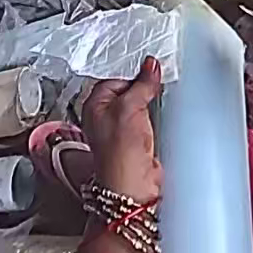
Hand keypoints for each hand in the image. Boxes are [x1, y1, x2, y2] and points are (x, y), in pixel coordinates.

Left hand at [79, 56, 162, 199]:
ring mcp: (120, 130)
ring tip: (156, 102)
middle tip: (154, 85)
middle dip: (141, 88)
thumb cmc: (119, 152)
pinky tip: (157, 119)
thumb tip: (149, 67)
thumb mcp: (130, 107)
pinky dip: (153, 117)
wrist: (133, 185)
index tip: (149, 71)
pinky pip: (146, 120)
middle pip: (126, 92)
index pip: (114, 78)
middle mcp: (103, 117)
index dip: (132, 73)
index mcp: (94, 105)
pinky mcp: (135, 141)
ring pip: (137, 106)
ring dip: (148, 103)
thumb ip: (142, 84)